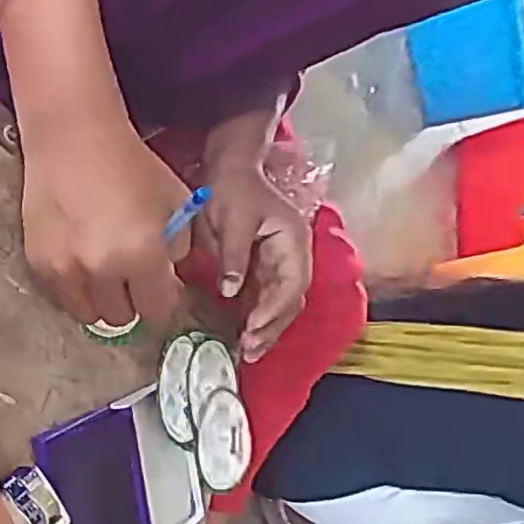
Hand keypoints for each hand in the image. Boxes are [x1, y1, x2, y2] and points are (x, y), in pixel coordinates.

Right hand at [21, 116, 191, 328]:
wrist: (72, 141)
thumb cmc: (128, 165)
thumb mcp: (173, 199)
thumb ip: (179, 245)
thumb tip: (169, 271)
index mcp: (142, 255)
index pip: (157, 309)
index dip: (162, 300)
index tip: (159, 288)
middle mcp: (102, 270)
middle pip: (121, 317)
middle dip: (130, 301)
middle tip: (129, 278)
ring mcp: (66, 270)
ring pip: (88, 313)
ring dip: (99, 300)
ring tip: (101, 274)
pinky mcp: (40, 264)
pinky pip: (62, 295)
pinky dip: (74, 287)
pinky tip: (78, 259)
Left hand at [198, 138, 312, 360]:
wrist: (230, 172)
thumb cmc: (231, 190)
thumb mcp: (230, 221)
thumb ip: (233, 257)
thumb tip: (232, 292)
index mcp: (292, 241)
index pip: (291, 284)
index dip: (273, 310)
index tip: (251, 329)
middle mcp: (293, 255)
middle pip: (290, 299)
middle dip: (272, 327)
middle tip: (249, 351)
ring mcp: (281, 262)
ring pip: (280, 302)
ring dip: (266, 328)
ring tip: (248, 352)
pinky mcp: (265, 267)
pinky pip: (266, 297)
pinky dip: (257, 317)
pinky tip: (244, 335)